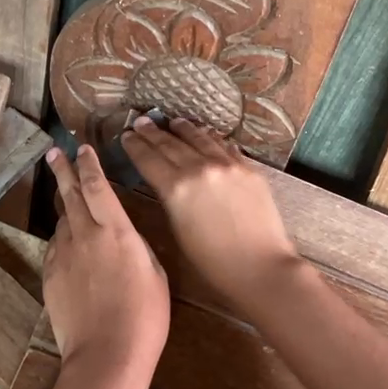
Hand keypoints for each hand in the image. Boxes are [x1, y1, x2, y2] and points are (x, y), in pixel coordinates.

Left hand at [42, 143, 169, 388]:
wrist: (107, 354)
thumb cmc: (145, 316)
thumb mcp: (154, 273)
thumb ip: (134, 246)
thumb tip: (122, 236)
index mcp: (116, 231)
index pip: (97, 186)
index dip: (89, 164)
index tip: (83, 149)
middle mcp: (84, 235)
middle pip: (70, 194)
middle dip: (63, 170)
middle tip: (55, 153)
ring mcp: (63, 256)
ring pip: (62, 221)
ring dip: (65, 205)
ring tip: (66, 196)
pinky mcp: (51, 276)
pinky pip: (56, 247)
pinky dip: (62, 237)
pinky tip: (68, 242)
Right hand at [119, 117, 303, 313]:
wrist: (261, 267)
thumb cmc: (213, 263)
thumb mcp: (178, 232)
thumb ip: (171, 200)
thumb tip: (167, 181)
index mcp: (175, 188)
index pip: (149, 159)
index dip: (135, 146)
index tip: (127, 135)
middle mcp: (199, 169)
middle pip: (170, 144)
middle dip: (153, 133)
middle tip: (142, 121)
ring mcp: (227, 165)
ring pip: (200, 138)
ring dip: (183, 129)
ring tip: (173, 121)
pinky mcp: (249, 169)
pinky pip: (225, 146)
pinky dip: (211, 138)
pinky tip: (207, 135)